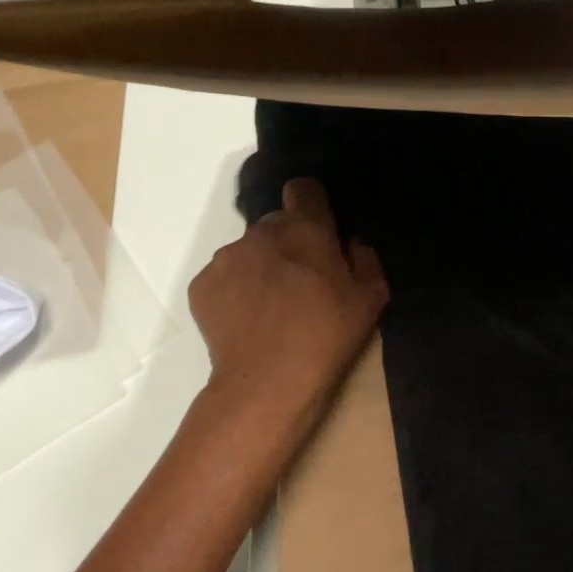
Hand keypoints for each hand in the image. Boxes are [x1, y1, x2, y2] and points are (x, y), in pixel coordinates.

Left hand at [188, 178, 387, 404]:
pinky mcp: (201, 285)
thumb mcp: (371, 299)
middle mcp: (262, 233)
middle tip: (301, 282)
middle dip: (288, 244)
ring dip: (260, 267)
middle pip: (276, 224)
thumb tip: (351, 244)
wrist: (267, 382)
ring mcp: (227, 258)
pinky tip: (248, 319)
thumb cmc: (327, 335)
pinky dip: (235, 290)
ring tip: (271, 306)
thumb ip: (366, 260)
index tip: (319, 232)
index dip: (312, 205)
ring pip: (248, 251)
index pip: (303, 189)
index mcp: (306, 228)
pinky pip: (224, 277)